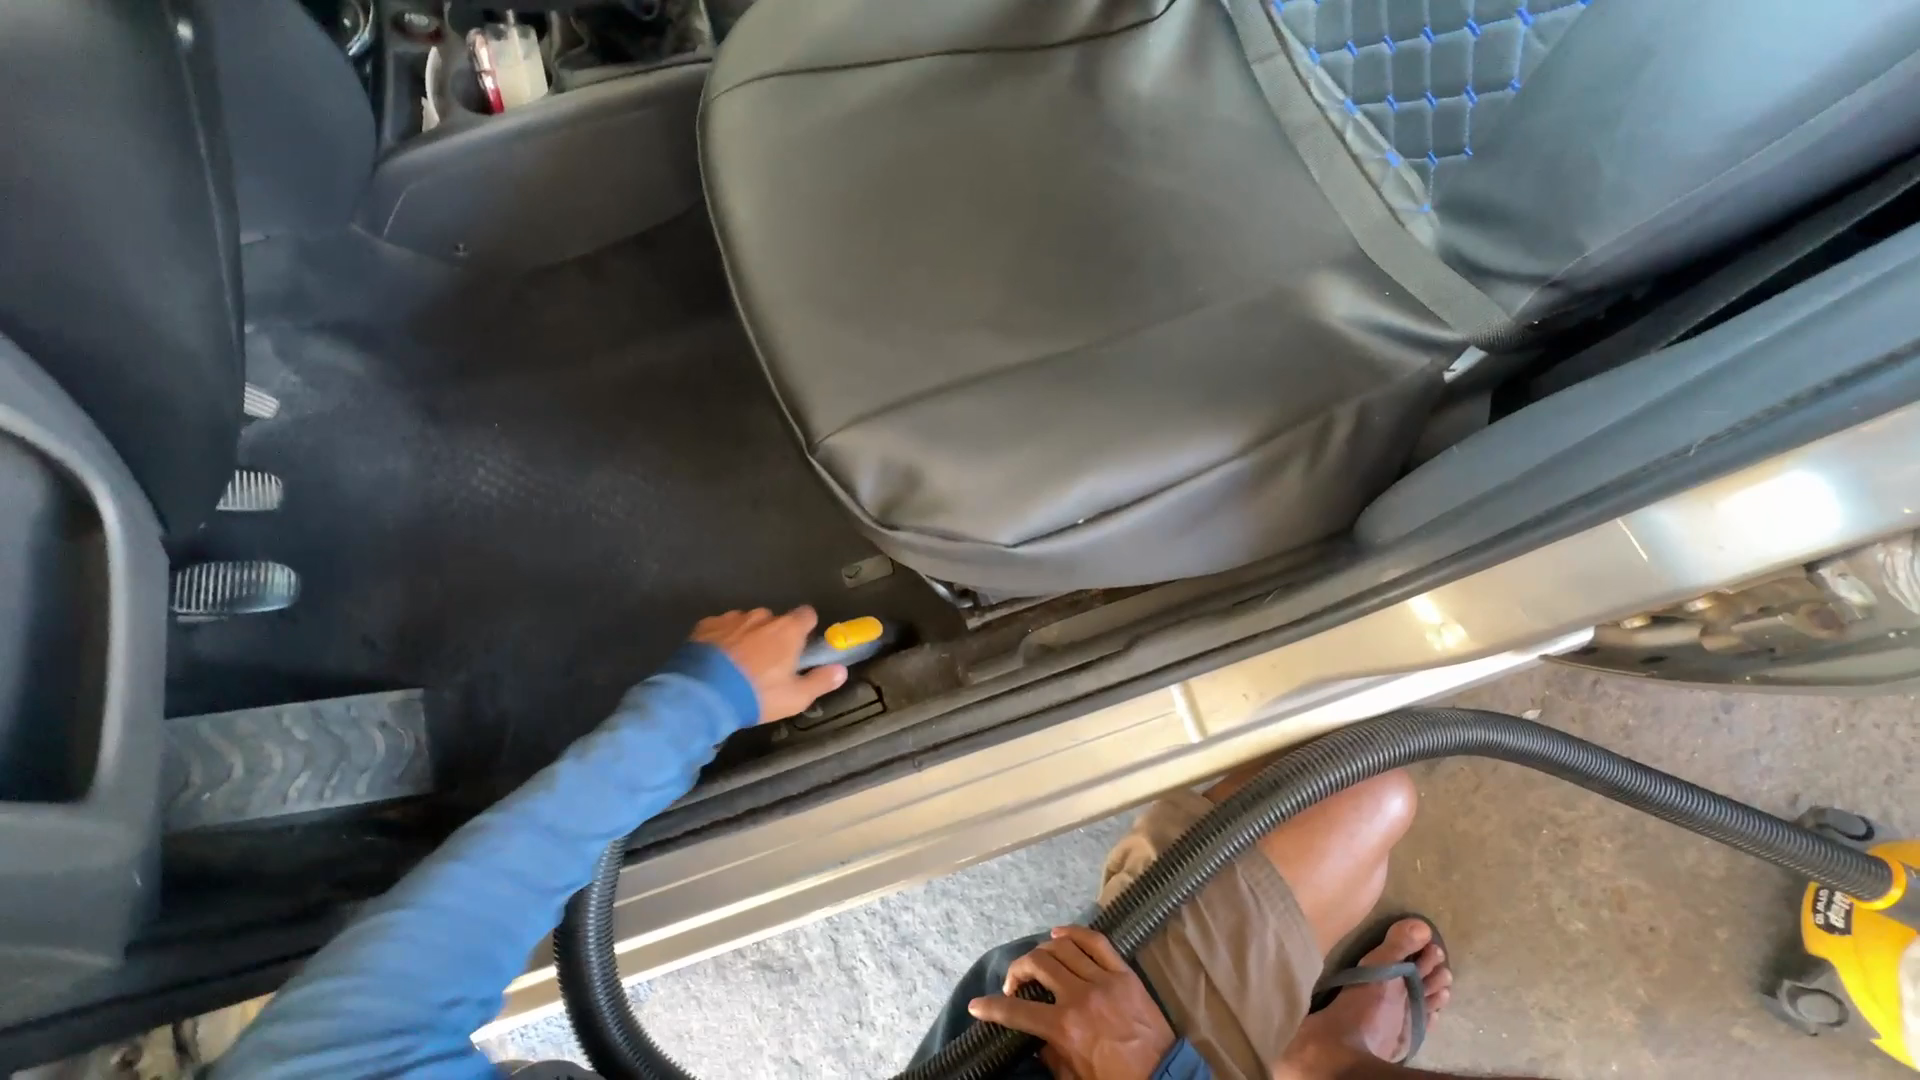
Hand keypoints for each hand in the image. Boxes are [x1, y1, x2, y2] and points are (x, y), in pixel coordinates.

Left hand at [690, 607, 845, 723]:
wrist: (702, 695)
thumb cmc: (756, 695)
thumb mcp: (795, 697)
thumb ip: (821, 681)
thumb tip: (841, 670)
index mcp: (788, 630)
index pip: (807, 615)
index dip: (806, 629)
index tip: (801, 647)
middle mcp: (762, 616)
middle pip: (775, 620)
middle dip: (773, 636)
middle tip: (767, 665)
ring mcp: (731, 618)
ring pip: (746, 623)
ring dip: (747, 637)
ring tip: (737, 666)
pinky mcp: (706, 625)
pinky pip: (721, 628)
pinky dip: (722, 640)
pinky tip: (715, 662)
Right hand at [967, 926, 1175, 1079]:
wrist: (1163, 1078)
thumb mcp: (1075, 1078)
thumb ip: (1050, 1055)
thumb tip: (1036, 1038)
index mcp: (1065, 1028)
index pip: (1017, 1012)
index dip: (991, 1008)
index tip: (976, 1006)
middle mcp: (1080, 997)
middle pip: (1037, 965)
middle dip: (1017, 971)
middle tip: (1014, 985)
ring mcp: (1103, 979)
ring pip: (1061, 949)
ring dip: (1041, 952)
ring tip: (1036, 963)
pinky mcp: (1123, 972)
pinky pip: (1095, 941)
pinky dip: (1073, 933)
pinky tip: (1059, 935)